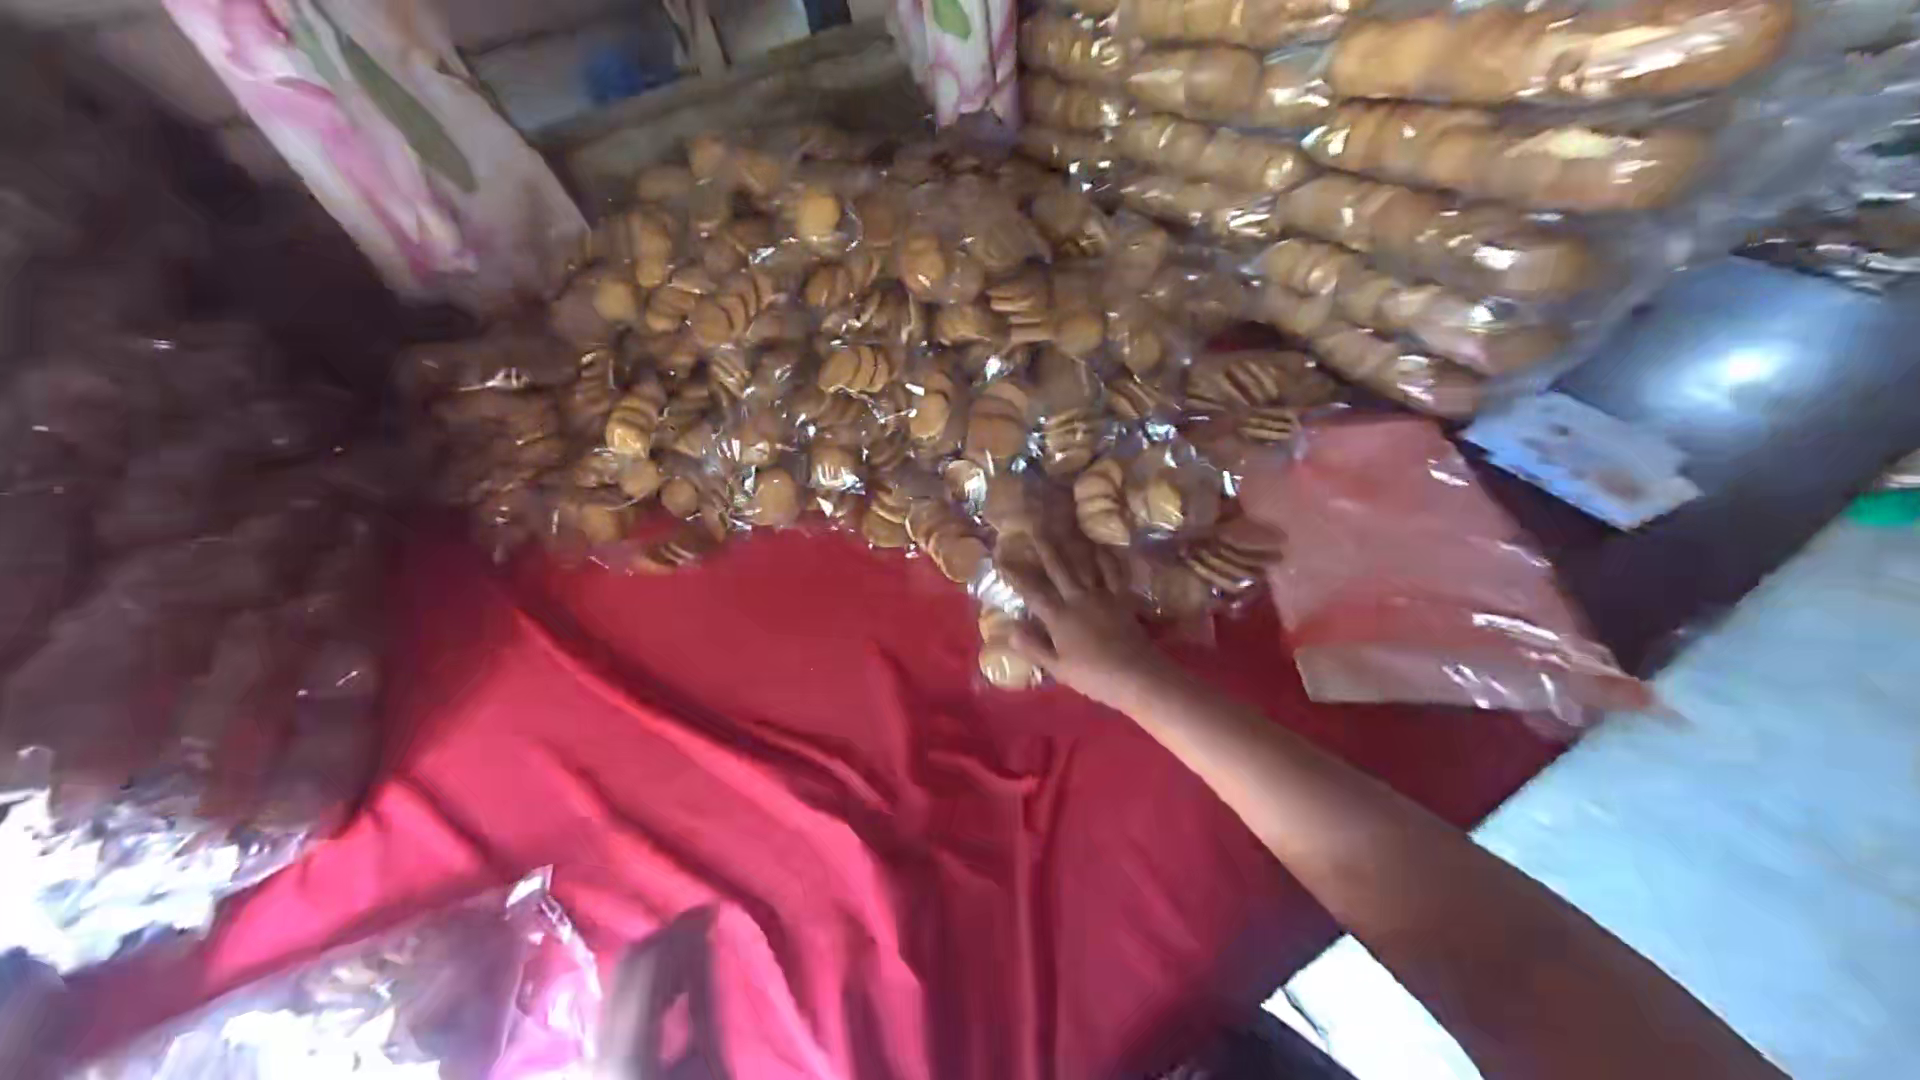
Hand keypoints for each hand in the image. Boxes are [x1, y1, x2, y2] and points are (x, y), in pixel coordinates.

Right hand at [997, 535, 1176, 712]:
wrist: (1136, 674)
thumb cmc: (1093, 676)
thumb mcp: (1057, 668)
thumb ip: (1033, 646)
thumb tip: (1011, 628)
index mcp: (1059, 617)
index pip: (1032, 591)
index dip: (1016, 574)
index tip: (1003, 558)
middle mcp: (1077, 599)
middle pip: (1058, 568)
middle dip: (1045, 547)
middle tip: (1036, 526)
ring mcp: (1101, 595)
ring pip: (1083, 565)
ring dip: (1072, 546)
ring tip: (1064, 529)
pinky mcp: (1121, 598)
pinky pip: (1112, 572)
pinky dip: (1105, 558)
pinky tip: (1100, 547)